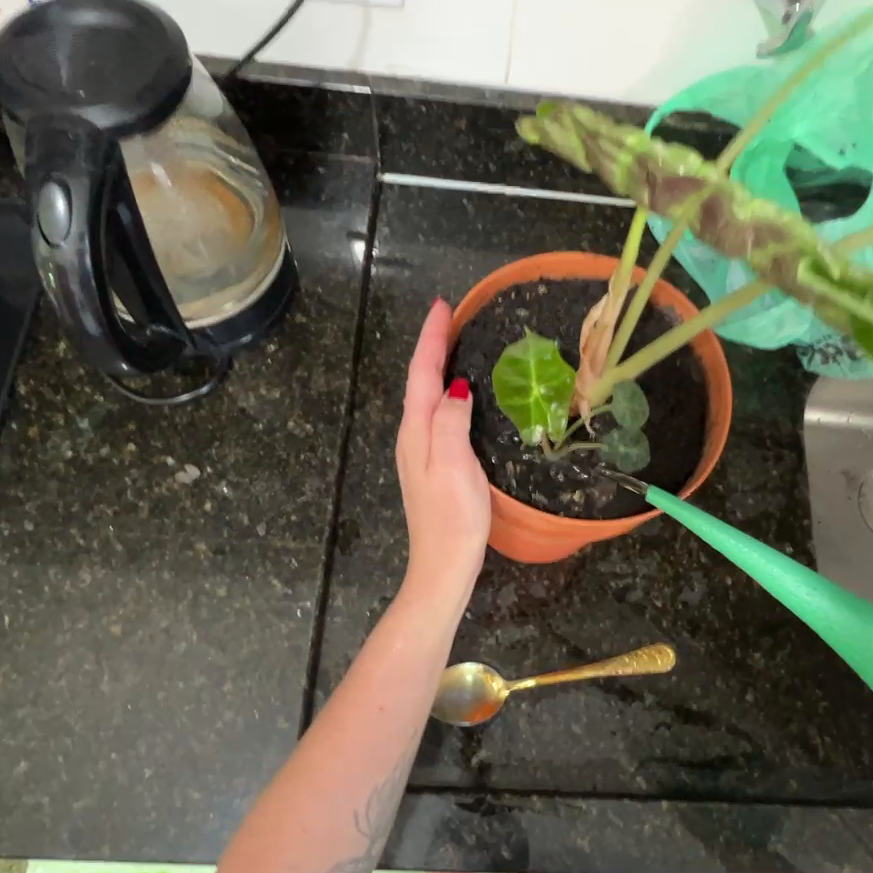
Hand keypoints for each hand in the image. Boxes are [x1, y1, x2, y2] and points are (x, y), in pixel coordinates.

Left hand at [396, 298, 489, 605]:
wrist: (443, 566)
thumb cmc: (453, 518)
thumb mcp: (454, 464)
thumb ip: (450, 421)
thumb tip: (455, 386)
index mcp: (417, 431)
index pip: (422, 373)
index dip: (432, 339)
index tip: (444, 306)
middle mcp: (412, 437)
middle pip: (419, 381)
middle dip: (433, 346)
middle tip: (452, 317)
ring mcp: (420, 453)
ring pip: (426, 398)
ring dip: (437, 368)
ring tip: (456, 345)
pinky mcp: (432, 467)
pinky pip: (435, 416)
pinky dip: (444, 393)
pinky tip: (460, 396)